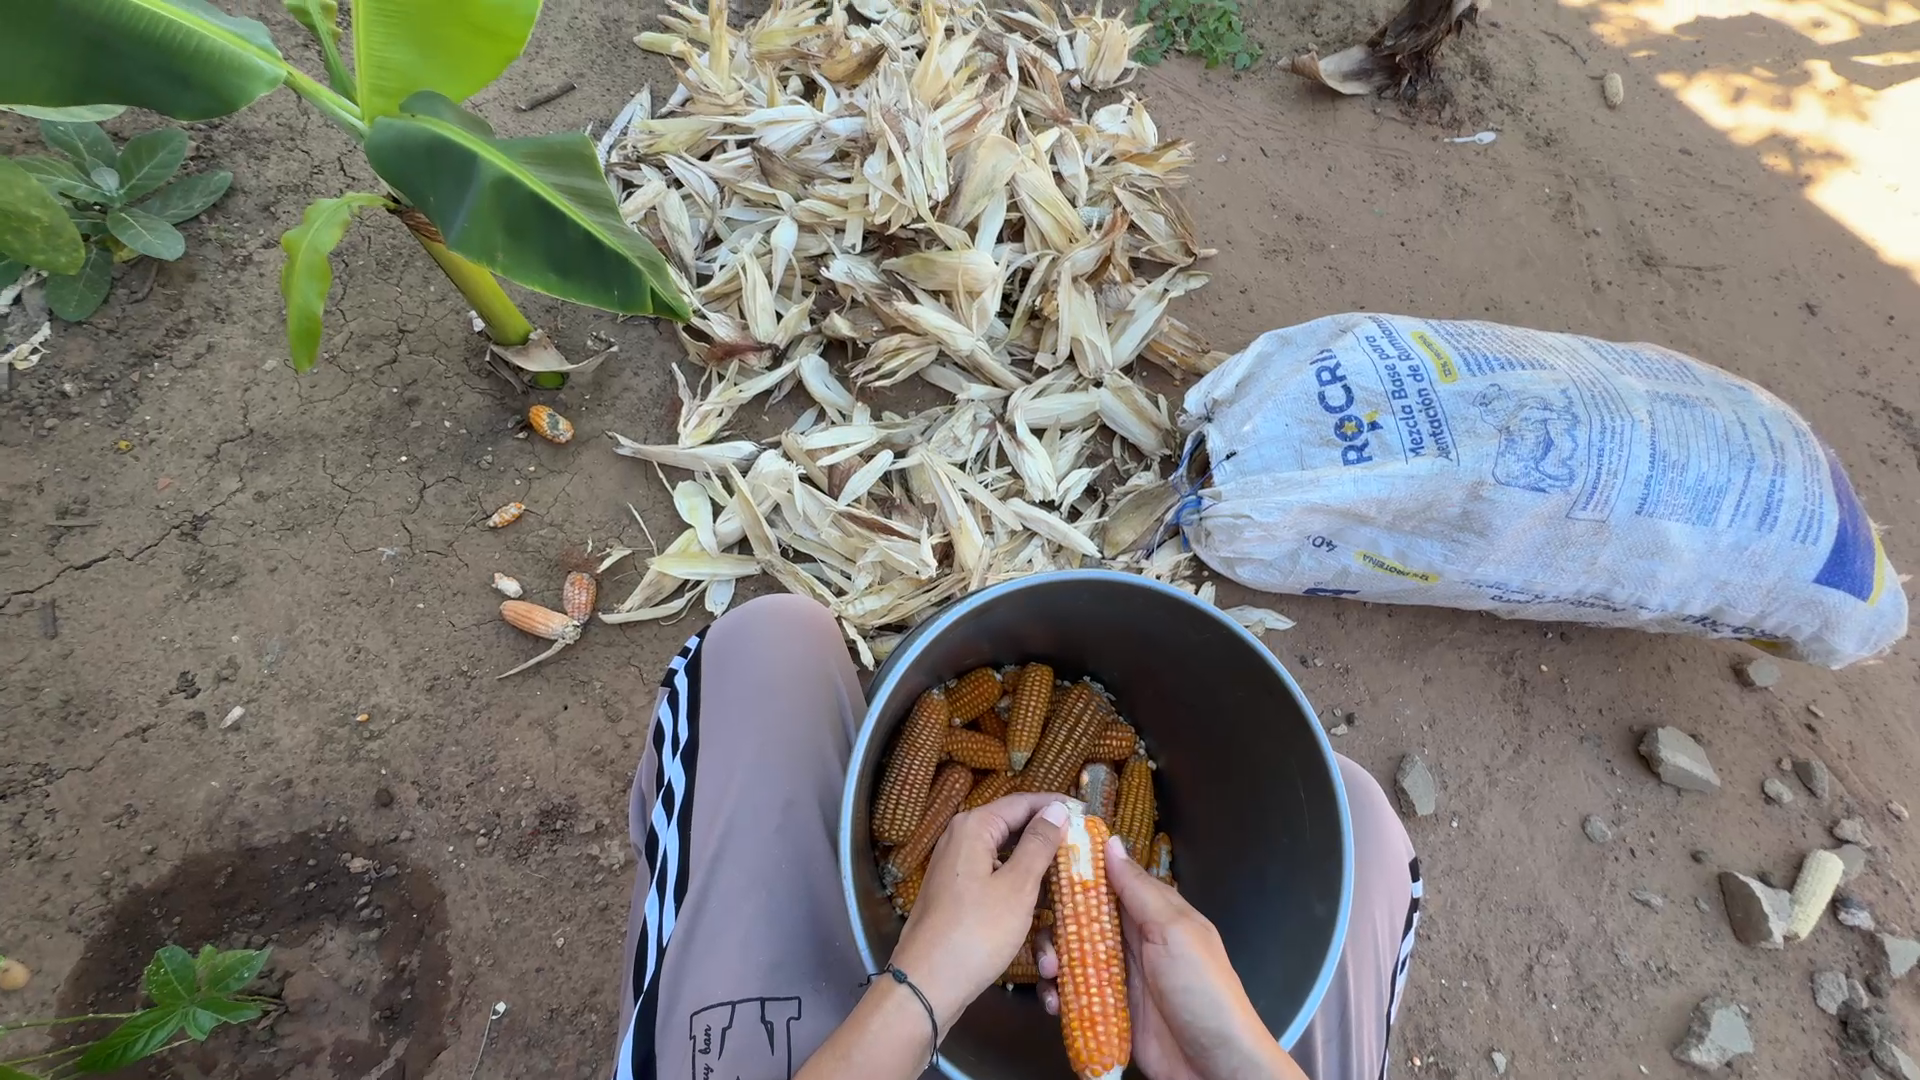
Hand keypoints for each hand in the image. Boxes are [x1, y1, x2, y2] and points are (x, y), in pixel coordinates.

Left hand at [888, 794, 1069, 1031]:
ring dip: (1034, 862)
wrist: (926, 984)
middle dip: (1046, 835)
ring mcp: (956, 865)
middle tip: (1082, 846)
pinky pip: (993, 874)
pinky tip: (1039, 898)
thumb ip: (1038, 844)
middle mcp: (961, 836)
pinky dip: (1017, 881)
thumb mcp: (1017, 886)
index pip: (1022, 802)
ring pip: (1004, 853)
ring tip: (1067, 871)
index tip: (1087, 814)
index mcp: (974, 826)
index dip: (1055, 806)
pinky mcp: (956, 891)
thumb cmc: (976, 932)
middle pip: (1012, 825)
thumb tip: (1057, 808)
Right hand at [1036, 835, 1302, 1079]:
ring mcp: (1117, 974)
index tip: (1044, 860)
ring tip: (1049, 974)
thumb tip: (1112, 842)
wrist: (1217, 1070)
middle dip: (1056, 920)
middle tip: (1044, 931)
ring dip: (1052, 958)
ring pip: (1070, 952)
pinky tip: (1052, 1002)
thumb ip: (1139, 889)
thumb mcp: (1174, 932)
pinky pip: (1073, 992)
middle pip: (1081, 914)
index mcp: (1151, 911)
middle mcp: (1131, 937)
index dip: (1076, 868)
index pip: (1108, 877)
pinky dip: (1057, 993)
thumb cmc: (1202, 991)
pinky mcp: (1107, 1009)